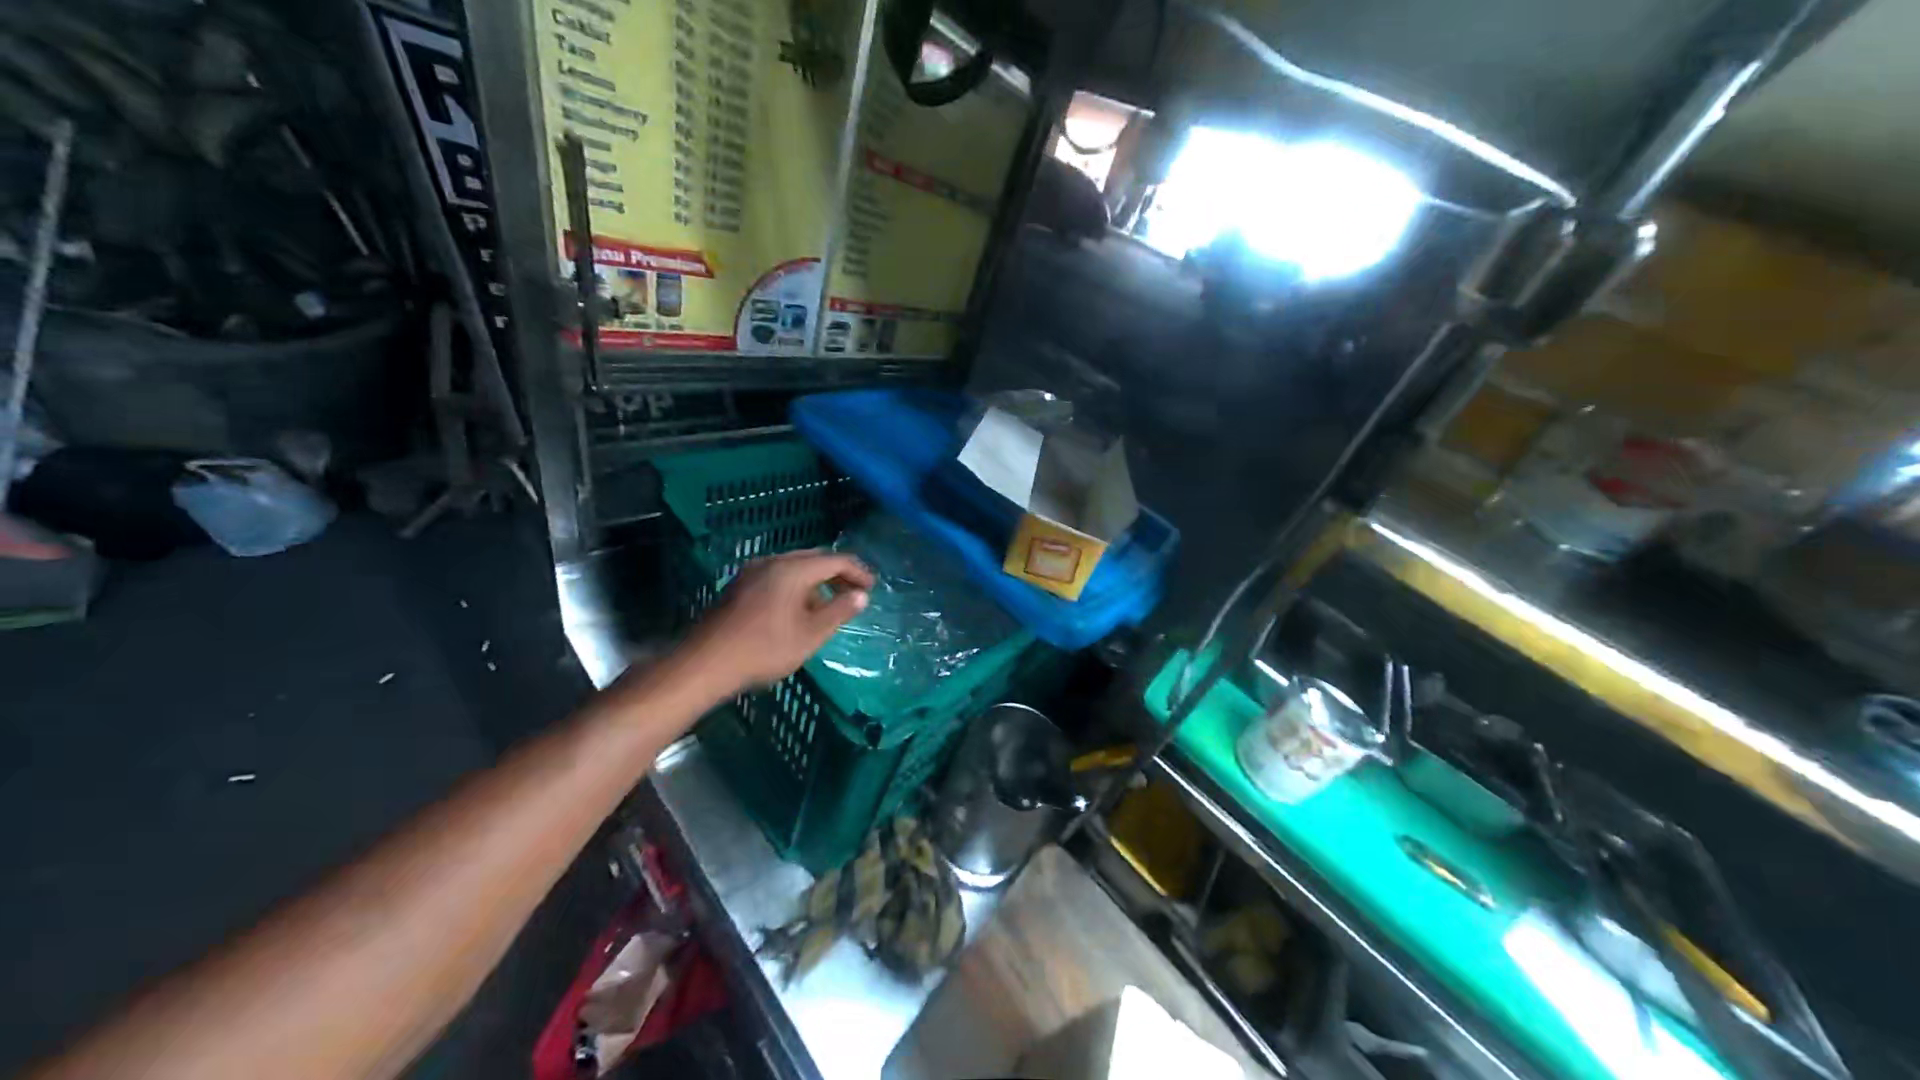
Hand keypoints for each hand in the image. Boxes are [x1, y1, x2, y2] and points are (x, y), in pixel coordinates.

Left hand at [685, 550, 874, 693]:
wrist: (705, 663)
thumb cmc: (764, 649)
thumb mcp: (810, 635)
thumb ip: (838, 611)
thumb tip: (860, 595)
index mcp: (793, 569)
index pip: (835, 560)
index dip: (857, 572)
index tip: (872, 588)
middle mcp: (772, 562)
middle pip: (813, 558)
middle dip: (837, 573)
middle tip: (854, 593)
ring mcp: (752, 572)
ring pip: (793, 567)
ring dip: (816, 580)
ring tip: (829, 605)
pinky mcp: (739, 586)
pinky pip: (777, 576)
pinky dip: (796, 586)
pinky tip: (798, 610)